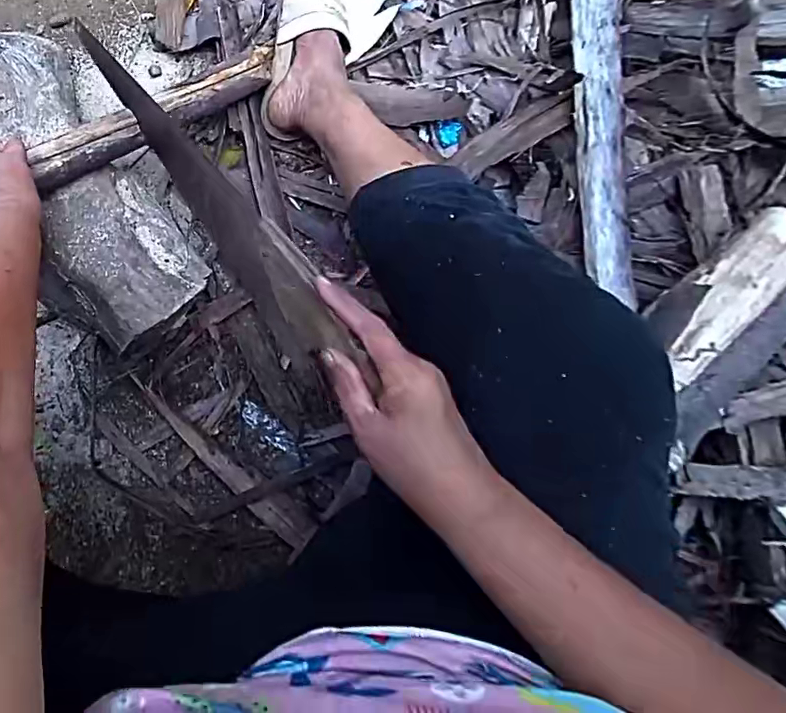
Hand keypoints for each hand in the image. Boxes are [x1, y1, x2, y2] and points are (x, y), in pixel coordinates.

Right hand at [314, 279, 502, 525]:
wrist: (468, 502)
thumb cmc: (413, 466)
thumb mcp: (367, 427)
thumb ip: (348, 385)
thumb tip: (331, 353)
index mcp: (405, 371)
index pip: (369, 327)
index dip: (343, 303)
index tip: (320, 282)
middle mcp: (421, 368)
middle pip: (378, 337)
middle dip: (348, 320)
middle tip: (316, 305)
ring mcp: (430, 381)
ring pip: (386, 355)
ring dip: (358, 345)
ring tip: (328, 338)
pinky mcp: (431, 396)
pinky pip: (394, 369)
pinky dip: (371, 363)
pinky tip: (355, 372)